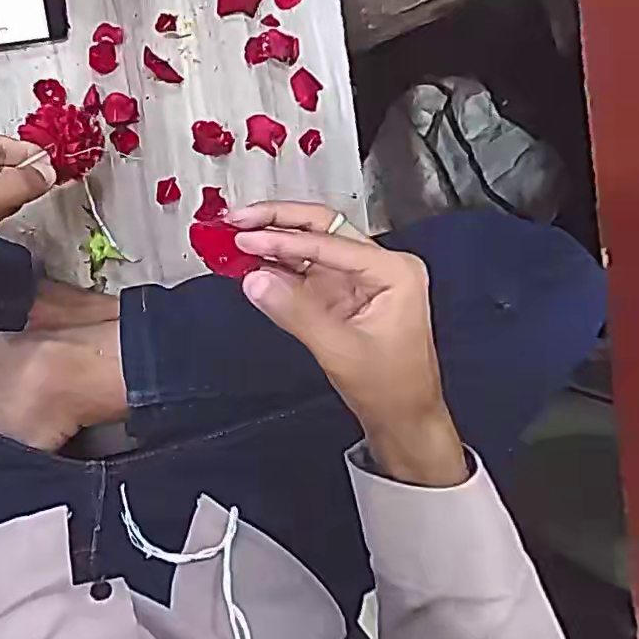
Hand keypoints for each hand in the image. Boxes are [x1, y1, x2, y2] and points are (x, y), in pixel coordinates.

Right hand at [229, 202, 467, 486]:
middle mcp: (377, 264)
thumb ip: (296, 312)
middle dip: (277, 220)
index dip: (283, 239)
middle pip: (321, 227)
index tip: (246, 238)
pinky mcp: (339, 290)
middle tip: (238, 219)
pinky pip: (303, 268)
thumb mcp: (341, 351)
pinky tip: (250, 259)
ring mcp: (356, 276)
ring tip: (235, 234)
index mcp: (393, 270)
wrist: (403, 419)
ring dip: (272, 238)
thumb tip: (255, 279)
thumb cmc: (392, 388)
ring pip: (309, 243)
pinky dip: (275, 263)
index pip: (329, 243)